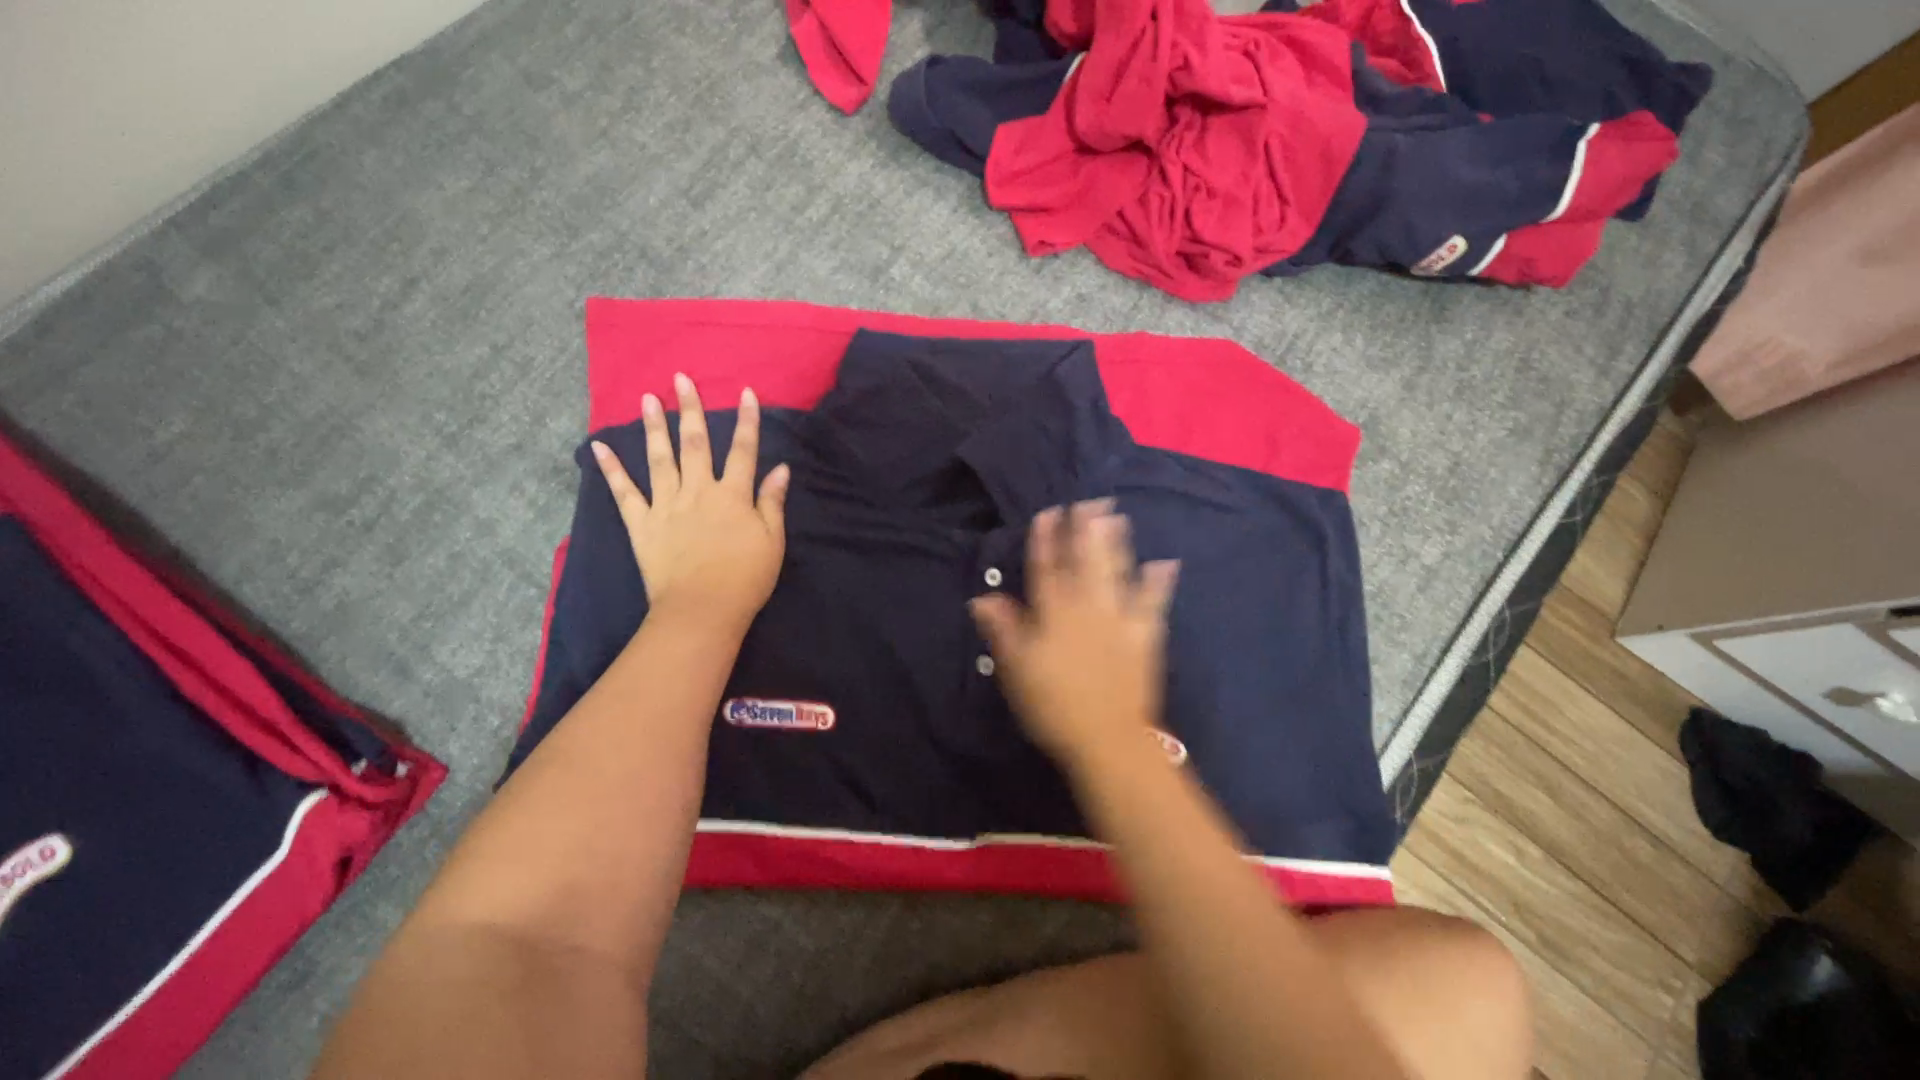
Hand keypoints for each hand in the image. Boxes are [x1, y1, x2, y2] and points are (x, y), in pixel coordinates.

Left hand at [591, 373, 789, 633]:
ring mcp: (666, 505)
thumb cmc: (745, 579)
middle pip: (696, 443)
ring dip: (655, 426)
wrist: (702, 610)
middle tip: (682, 378)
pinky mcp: (642, 524)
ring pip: (660, 458)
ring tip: (648, 398)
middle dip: (691, 409)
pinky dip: (611, 469)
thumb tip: (779, 468)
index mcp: (733, 496)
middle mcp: (699, 491)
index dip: (746, 420)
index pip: (743, 450)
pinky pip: (624, 492)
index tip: (745, 392)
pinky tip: (599, 446)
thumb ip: (772, 503)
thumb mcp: (772, 542)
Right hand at [970, 500, 1178, 768]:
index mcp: (1053, 615)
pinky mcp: (1144, 636)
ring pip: (1117, 572)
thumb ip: (1003, 630)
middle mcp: (1087, 608)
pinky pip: (1153, 603)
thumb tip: (982, 597)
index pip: (1046, 570)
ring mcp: (1119, 619)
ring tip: (1116, 516)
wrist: (1108, 738)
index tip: (1048, 513)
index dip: (1046, 540)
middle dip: (1084, 530)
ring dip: (1117, 544)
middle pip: (1084, 562)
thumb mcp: (1016, 670)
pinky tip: (1165, 562)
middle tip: (1088, 501)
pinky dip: (1159, 582)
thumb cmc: (1053, 706)